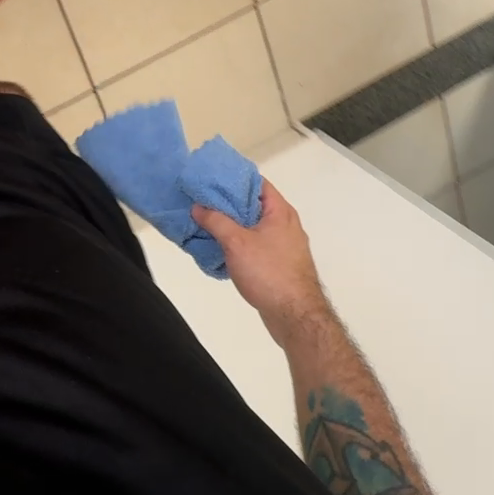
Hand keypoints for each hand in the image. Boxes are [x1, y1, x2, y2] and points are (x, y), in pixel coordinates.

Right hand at [194, 180, 329, 342]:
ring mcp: (284, 246)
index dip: (233, 177)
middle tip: (201, 200)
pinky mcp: (279, 264)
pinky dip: (238, 243)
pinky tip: (219, 248)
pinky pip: (255, 245)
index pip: (256, 182)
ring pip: (253, 226)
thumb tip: (198, 206)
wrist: (295, 316)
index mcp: (280, 212)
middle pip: (253, 205)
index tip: (210, 178)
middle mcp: (285, 224)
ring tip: (205, 222)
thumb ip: (215, 221)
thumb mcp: (236, 242)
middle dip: (227, 203)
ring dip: (231, 225)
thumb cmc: (269, 272)